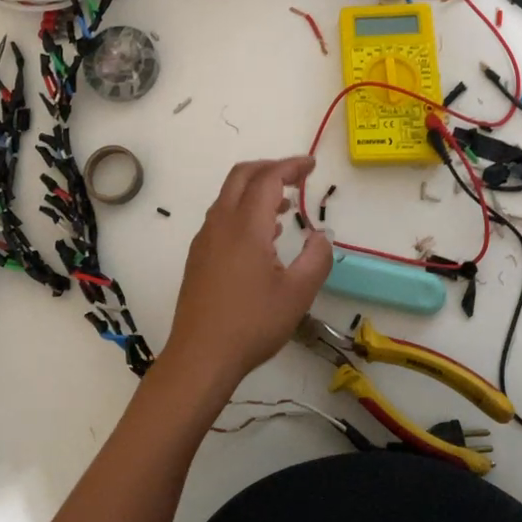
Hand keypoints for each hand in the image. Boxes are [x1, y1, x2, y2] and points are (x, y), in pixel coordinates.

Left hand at [165, 157, 332, 387]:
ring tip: (284, 206)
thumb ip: (316, 258)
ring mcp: (205, 239)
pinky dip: (243, 210)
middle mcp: (220, 223)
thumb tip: (323, 236)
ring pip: (228, 196)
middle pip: (241, 176)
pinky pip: (222, 217)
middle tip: (296, 175)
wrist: (200, 355)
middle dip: (270, 168)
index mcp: (245, 225)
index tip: (311, 165)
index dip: (290, 166)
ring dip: (255, 190)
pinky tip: (262, 237)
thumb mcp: (297, 294)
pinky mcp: (198, 256)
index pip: (268, 179)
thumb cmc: (252, 324)